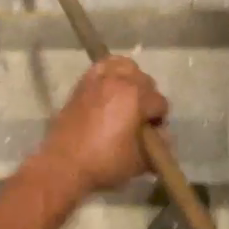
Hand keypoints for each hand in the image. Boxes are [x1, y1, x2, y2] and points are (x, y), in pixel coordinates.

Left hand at [35, 57, 169, 194]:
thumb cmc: (105, 162)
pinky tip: (110, 88)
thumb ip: (158, 147)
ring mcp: (99, 78)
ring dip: (131, 79)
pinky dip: (111, 71)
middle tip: (140, 118)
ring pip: (125, 66)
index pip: (160, 102)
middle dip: (147, 99)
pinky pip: (103, 66)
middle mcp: (119, 81)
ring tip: (127, 99)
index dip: (159, 120)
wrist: (66, 162)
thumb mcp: (140, 161)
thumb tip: (162, 137)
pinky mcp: (84, 82)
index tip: (152, 134)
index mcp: (136, 97)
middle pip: (145, 81)